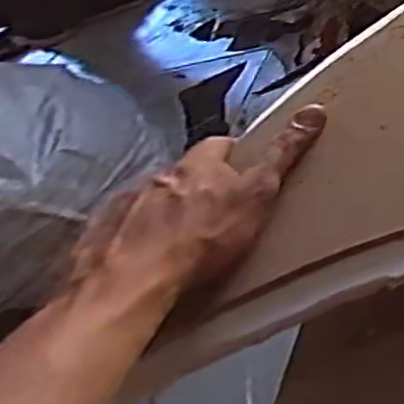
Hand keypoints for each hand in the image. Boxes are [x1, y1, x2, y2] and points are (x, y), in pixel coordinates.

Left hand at [68, 104, 326, 301]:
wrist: (121, 294)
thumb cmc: (202, 241)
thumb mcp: (258, 193)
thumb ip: (284, 152)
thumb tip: (314, 110)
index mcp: (197, 164)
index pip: (220, 145)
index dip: (234, 157)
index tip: (243, 175)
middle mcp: (155, 177)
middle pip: (181, 173)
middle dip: (194, 185)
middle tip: (212, 211)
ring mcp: (117, 210)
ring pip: (146, 201)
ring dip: (159, 211)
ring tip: (172, 239)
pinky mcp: (88, 243)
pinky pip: (113, 232)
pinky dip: (126, 239)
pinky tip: (136, 259)